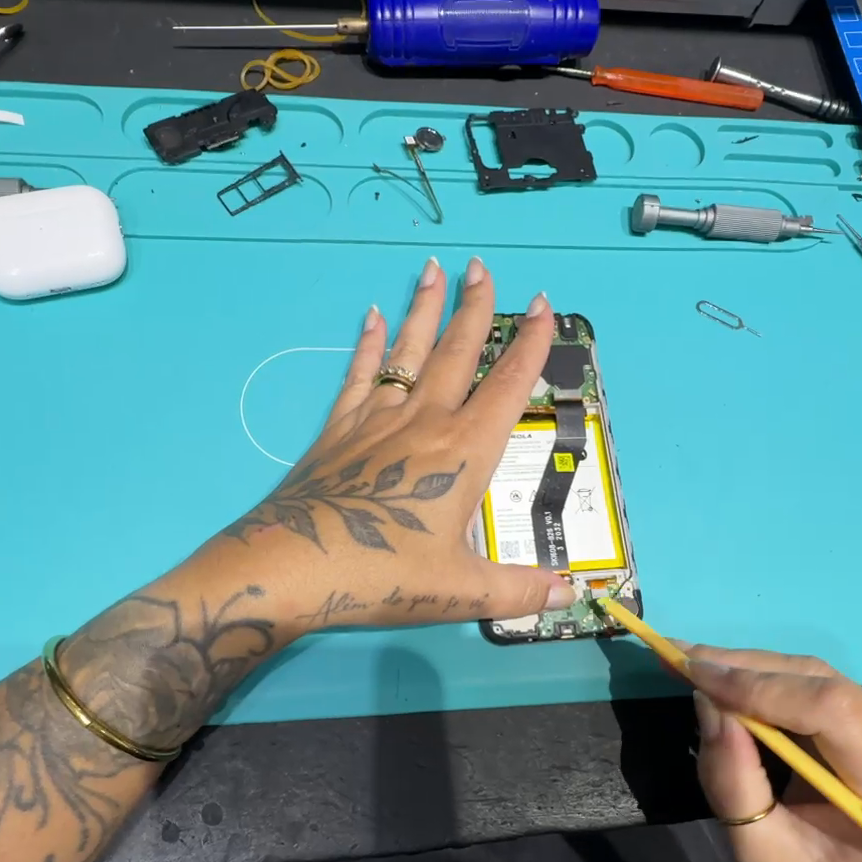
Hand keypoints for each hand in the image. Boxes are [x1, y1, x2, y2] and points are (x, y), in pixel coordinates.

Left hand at [215, 256, 574, 632]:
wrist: (292, 568)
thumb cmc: (382, 575)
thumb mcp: (461, 592)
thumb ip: (519, 590)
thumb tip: (568, 595)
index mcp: (464, 452)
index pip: (508, 386)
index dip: (531, 345)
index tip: (543, 304)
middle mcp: (424, 422)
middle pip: (456, 353)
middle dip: (475, 308)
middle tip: (482, 266)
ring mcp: (376, 421)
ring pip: (408, 353)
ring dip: (424, 311)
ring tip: (434, 271)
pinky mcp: (337, 430)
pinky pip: (359, 377)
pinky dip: (368, 346)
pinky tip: (371, 318)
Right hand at [682, 646, 861, 861]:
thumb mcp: (762, 858)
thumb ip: (733, 781)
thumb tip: (705, 702)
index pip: (837, 711)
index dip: (761, 685)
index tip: (694, 672)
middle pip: (830, 687)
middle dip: (749, 670)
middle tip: (680, 658)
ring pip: (826, 683)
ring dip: (757, 672)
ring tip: (696, 665)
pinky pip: (828, 697)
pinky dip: (774, 688)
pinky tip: (731, 683)